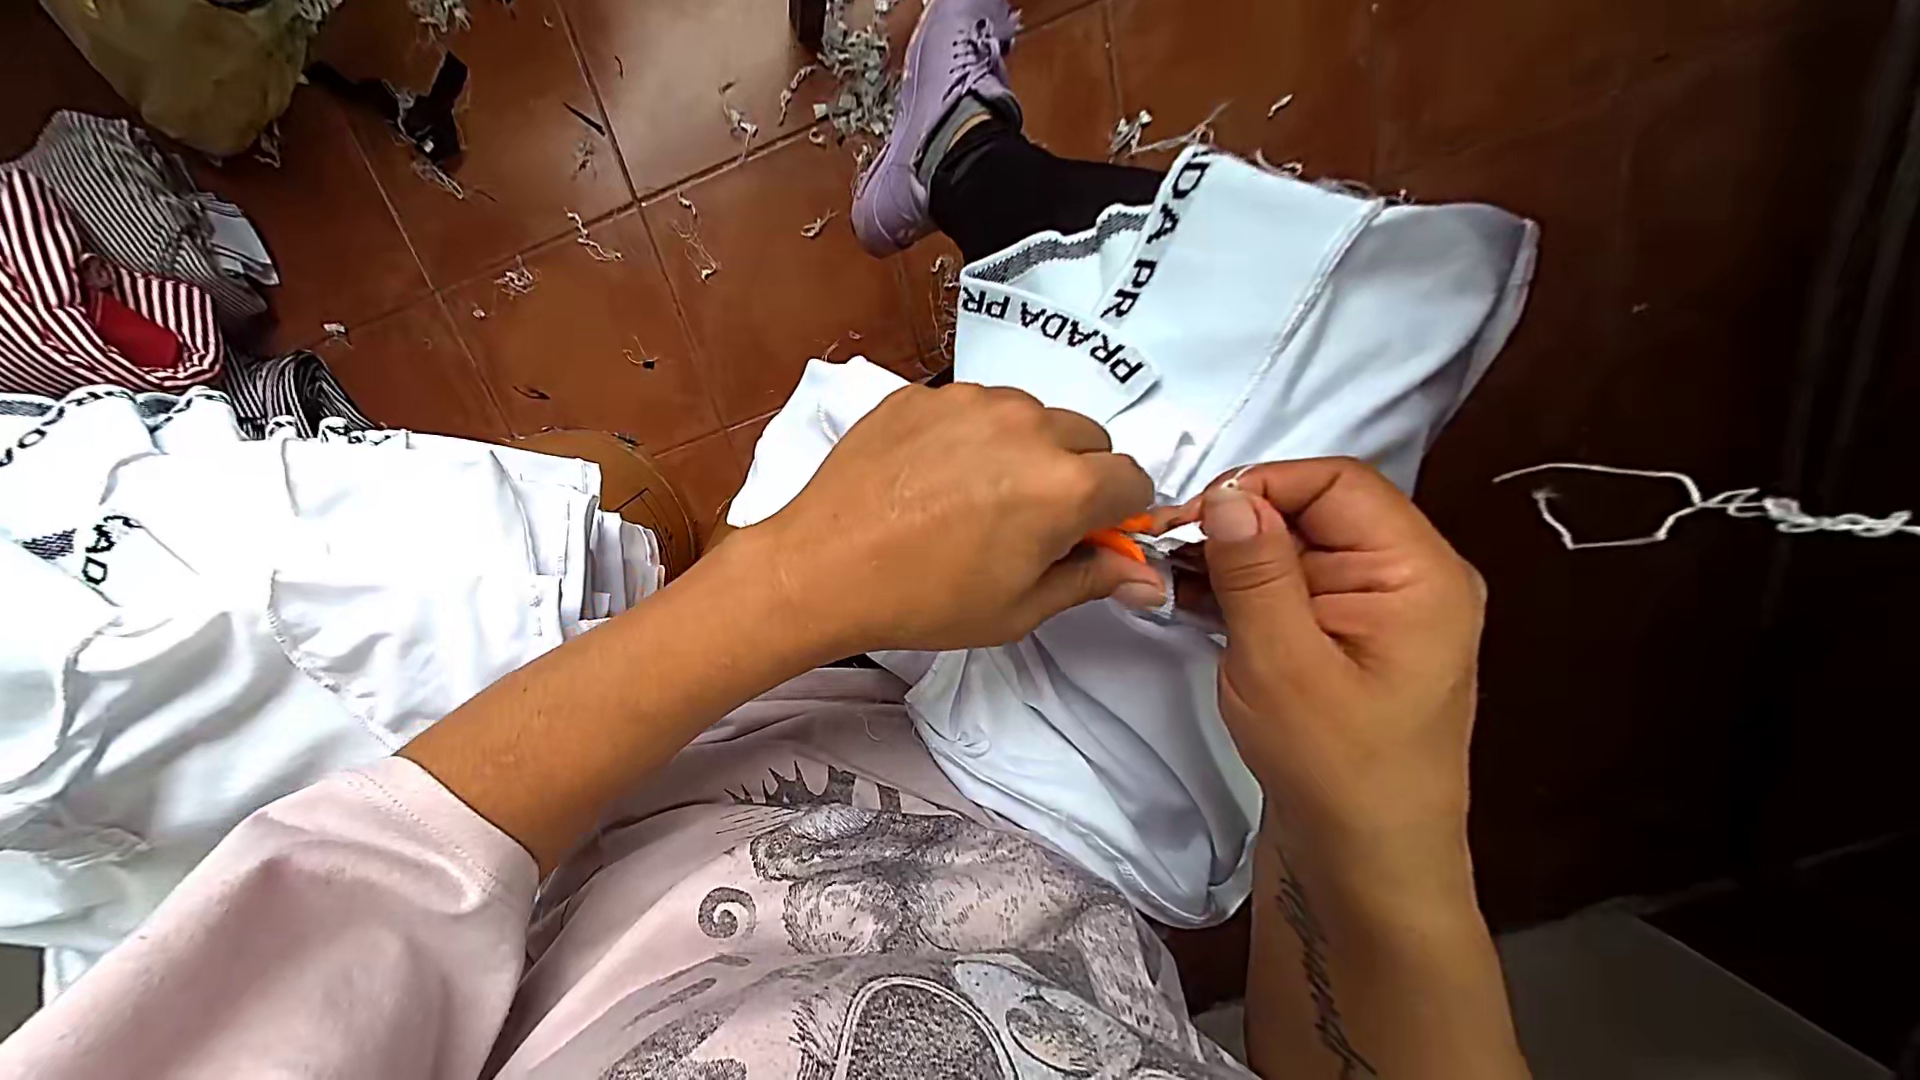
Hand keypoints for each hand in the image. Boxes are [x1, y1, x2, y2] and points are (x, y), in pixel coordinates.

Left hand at [756, 382, 1163, 654]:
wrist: (822, 568)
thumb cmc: (922, 599)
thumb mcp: (1019, 607)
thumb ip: (1093, 579)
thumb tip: (1144, 577)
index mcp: (1064, 486)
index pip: (1134, 480)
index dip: (1119, 512)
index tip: (1090, 532)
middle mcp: (1028, 427)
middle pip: (1089, 440)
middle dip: (1077, 477)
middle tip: (1030, 518)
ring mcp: (973, 401)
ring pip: (1034, 417)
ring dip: (1025, 450)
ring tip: (976, 494)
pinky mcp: (927, 392)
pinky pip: (977, 406)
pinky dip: (973, 435)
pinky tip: (937, 474)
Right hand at [1163, 459, 1484, 861]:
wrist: (1359, 854)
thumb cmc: (1332, 762)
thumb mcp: (1282, 661)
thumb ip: (1255, 571)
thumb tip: (1227, 494)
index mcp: (1416, 571)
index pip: (1337, 482)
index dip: (1261, 485)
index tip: (1194, 517)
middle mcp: (1401, 574)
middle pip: (1310, 510)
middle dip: (1235, 522)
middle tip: (1166, 545)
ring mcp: (1367, 602)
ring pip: (1288, 545)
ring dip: (1227, 553)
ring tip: (1166, 571)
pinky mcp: (1334, 627)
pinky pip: (1283, 583)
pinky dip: (1235, 583)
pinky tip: (1187, 594)